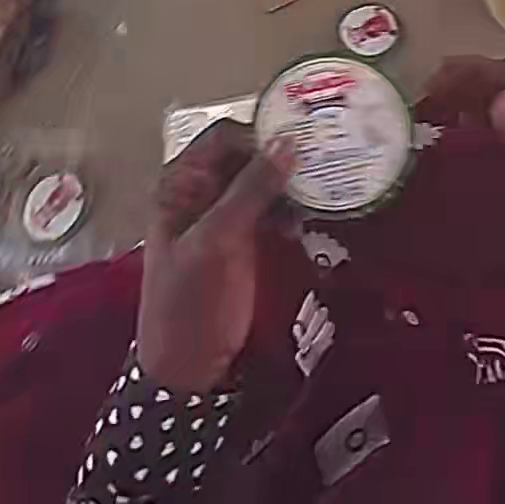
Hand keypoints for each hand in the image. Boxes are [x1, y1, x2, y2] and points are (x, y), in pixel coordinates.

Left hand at [139, 122, 294, 391]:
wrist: (188, 369)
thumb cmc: (190, 301)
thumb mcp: (217, 241)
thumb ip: (251, 189)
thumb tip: (288, 141)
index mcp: (182, 182)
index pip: (224, 137)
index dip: (257, 136)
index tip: (297, 143)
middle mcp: (204, 188)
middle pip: (247, 153)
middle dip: (281, 155)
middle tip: (321, 155)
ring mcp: (226, 212)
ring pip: (264, 178)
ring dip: (290, 180)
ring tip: (322, 181)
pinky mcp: (246, 235)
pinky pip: (272, 205)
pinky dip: (291, 205)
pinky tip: (310, 212)